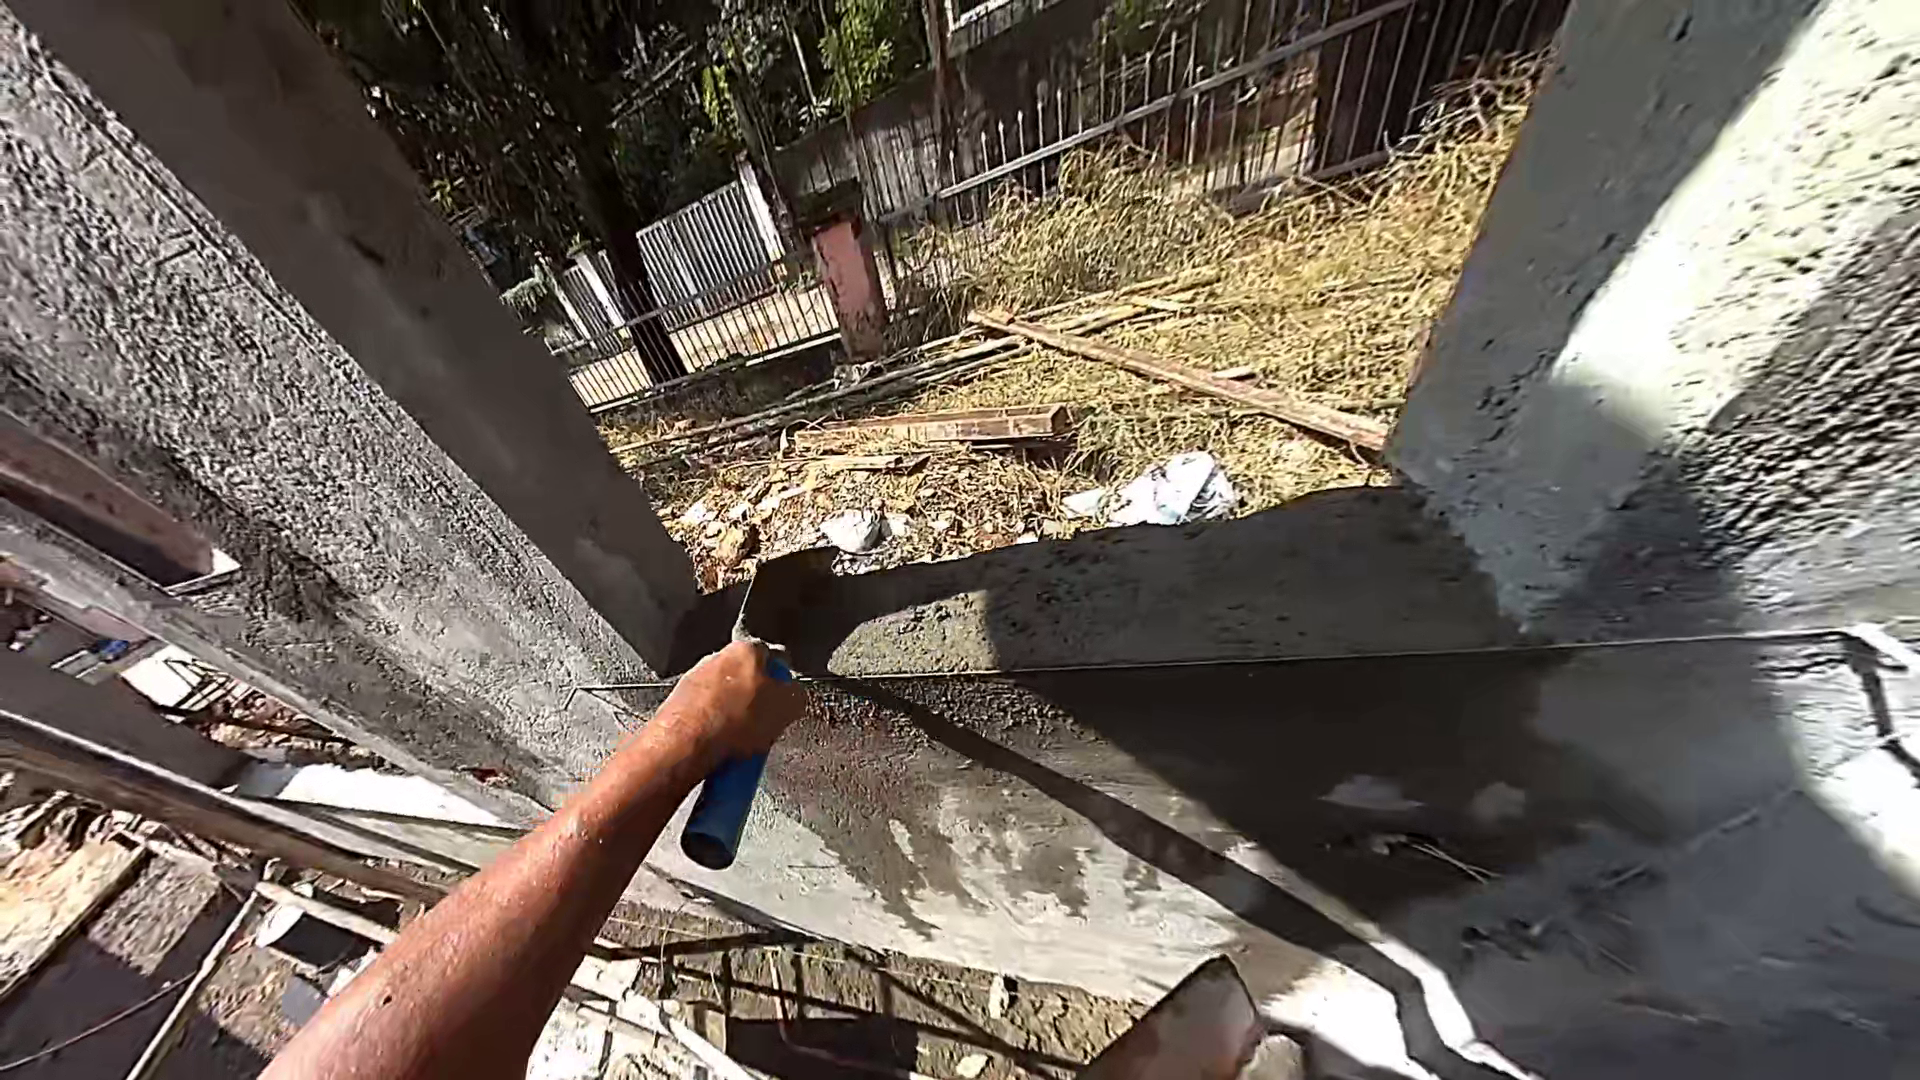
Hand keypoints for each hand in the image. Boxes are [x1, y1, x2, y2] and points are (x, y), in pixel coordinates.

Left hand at [652, 640, 805, 766]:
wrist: (684, 747)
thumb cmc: (733, 722)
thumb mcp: (787, 708)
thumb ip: (797, 695)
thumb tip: (796, 696)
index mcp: (746, 649)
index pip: (773, 657)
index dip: (782, 680)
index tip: (783, 699)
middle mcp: (716, 658)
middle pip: (746, 677)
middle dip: (755, 699)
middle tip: (763, 724)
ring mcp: (693, 681)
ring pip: (724, 697)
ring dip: (732, 716)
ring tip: (740, 743)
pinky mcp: (676, 705)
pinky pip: (704, 716)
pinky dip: (712, 730)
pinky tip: (719, 748)